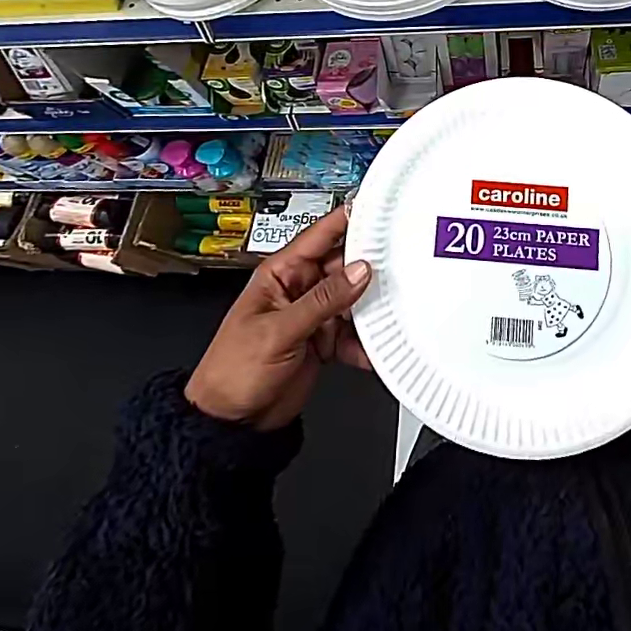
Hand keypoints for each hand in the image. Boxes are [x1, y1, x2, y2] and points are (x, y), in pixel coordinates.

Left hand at [185, 204, 372, 429]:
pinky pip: (356, 331)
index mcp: (282, 274)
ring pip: (357, 298)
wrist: (231, 424)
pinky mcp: (327, 338)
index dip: (349, 218)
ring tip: (390, 315)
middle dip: (372, 268)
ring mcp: (316, 313)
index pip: (321, 235)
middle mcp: (302, 288)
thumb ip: (322, 300)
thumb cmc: (232, 372)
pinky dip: (367, 342)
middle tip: (399, 267)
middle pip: (347, 265)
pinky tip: (373, 351)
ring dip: (373, 308)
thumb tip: (359, 271)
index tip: (378, 207)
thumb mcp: (277, 331)